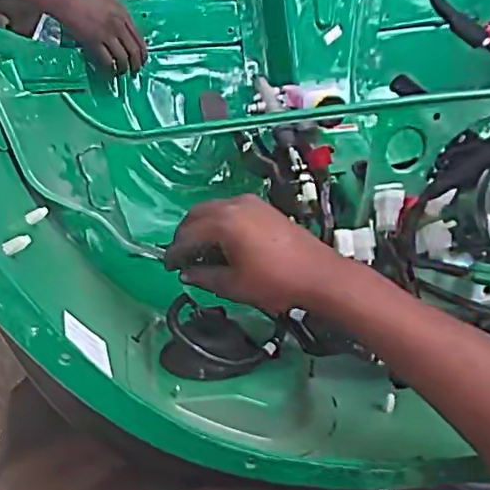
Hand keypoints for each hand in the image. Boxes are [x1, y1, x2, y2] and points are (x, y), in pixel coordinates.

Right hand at [52, 0, 147, 73]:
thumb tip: (126, 34)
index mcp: (123, 14)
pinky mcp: (93, 41)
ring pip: (122, 58)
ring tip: (120, 72)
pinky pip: (107, 60)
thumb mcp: (109, 3)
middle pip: (133, 51)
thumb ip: (119, 17)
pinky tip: (108, 70)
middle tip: (134, 71)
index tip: (141, 61)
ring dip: (123, 68)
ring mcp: (106, 33)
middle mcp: (118, 24)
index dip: (142, 54)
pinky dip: (109, 68)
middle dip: (136, 64)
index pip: (139, 39)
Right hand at [166, 195, 366, 314]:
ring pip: (214, 210)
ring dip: (201, 228)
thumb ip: (204, 277)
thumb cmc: (277, 282)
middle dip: (185, 235)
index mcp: (225, 223)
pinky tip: (223, 244)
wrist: (319, 276)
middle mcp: (236, 205)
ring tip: (201, 253)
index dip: (174, 252)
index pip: (187, 235)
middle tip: (181, 258)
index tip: (170, 267)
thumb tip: (188, 274)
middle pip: (196, 215)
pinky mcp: (264, 208)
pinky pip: (231, 210)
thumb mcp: (233, 285)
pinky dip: (219, 223)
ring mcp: (252, 203)